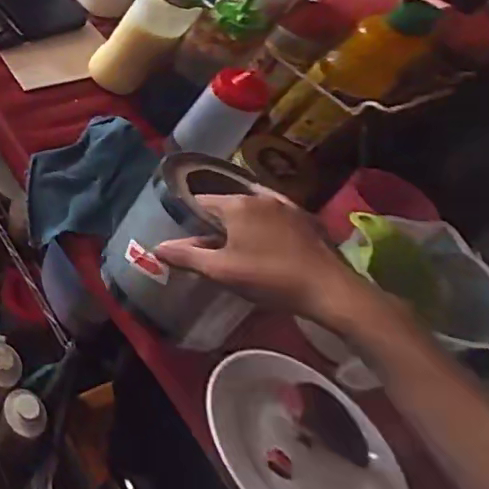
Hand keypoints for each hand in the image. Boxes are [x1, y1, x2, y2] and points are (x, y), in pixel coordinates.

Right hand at [154, 192, 391, 336]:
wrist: (331, 292)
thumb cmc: (269, 277)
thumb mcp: (220, 271)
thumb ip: (186, 257)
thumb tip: (156, 248)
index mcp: (236, 204)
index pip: (200, 201)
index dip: (189, 218)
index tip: (186, 236)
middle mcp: (260, 197)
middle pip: (226, 204)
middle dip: (216, 222)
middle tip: (210, 246)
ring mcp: (288, 207)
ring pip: (252, 210)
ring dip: (242, 225)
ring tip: (237, 246)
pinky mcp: (308, 220)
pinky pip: (275, 218)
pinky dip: (265, 227)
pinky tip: (267, 246)